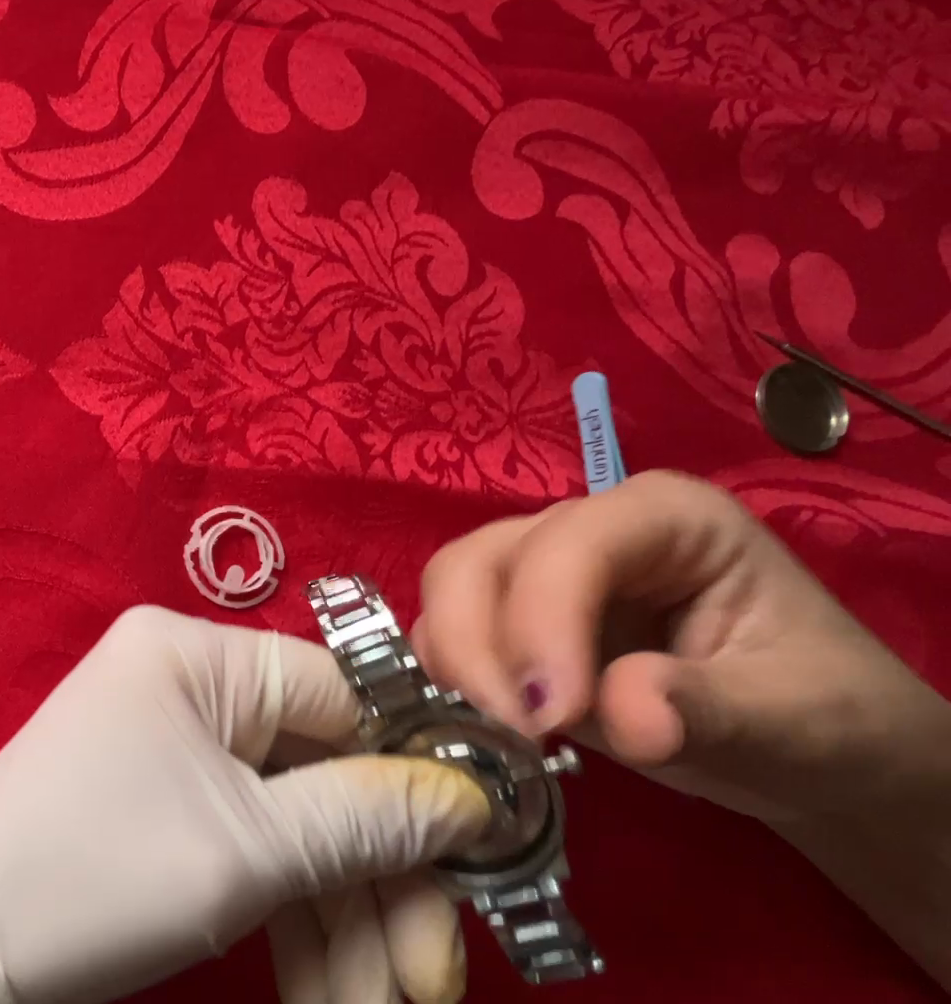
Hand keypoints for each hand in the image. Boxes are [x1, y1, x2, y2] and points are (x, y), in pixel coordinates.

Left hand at [0, 606, 490, 1003]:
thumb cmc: (97, 872)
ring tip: (382, 1003)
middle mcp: (190, 684)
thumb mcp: (245, 850)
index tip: (476, 859)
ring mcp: (181, 745)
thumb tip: (469, 795)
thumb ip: (366, 818)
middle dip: (380, 881)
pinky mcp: (174, 800)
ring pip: (296, 822)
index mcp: (195, 656)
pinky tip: (330, 987)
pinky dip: (295, 916)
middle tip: (429, 979)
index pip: (343, 694)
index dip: (414, 773)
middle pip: (326, 773)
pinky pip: (256, 844)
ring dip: (345, 919)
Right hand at [409, 469, 950, 823]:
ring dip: (457, 662)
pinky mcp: (505, 615)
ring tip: (509, 732)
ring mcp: (534, 568)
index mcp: (665, 518)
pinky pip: (444, 630)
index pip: (570, 547)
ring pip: (447, 590)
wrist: (802, 747)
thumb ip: (709, 710)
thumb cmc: (824, 716)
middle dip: (478, 646)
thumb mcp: (798, 720)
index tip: (552, 716)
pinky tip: (492, 721)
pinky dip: (449, 675)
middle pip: (479, 561)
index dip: (543, 622)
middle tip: (515, 732)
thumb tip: (623, 716)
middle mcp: (583, 528)